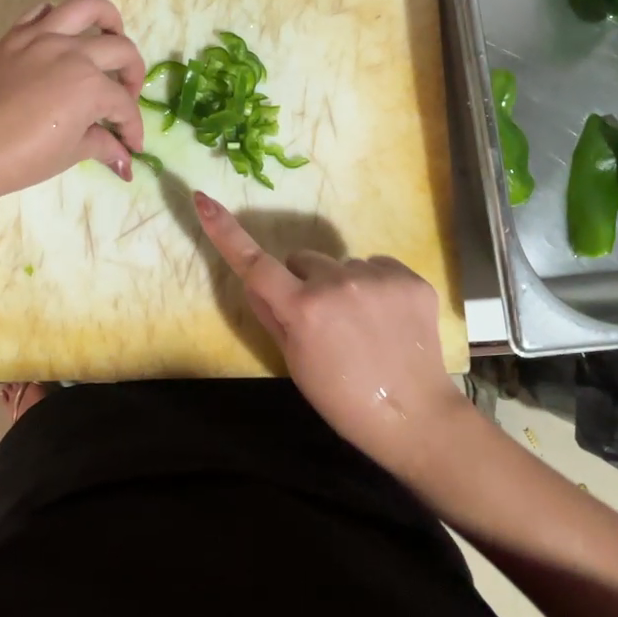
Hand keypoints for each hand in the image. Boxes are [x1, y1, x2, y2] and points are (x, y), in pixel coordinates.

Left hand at [0, 0, 146, 223]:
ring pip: (86, 7)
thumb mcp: (69, 154)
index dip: (133, 128)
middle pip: (120, 50)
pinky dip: (59, 17)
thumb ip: (102, 145)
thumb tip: (125, 160)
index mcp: (90, 85)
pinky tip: (64, 36)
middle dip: (134, 75)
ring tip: (112, 35)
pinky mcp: (14, 36)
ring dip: (108, 18)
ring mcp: (40, 37)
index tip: (131, 147)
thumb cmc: (21, 160)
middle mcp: (71, 52)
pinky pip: (42, 10)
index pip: (124, 104)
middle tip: (127, 96)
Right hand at [194, 191, 467, 470]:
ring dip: (343, 284)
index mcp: (303, 309)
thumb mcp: (294, 361)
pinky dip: (375, 285)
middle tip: (323, 321)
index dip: (225, 231)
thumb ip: (271, 314)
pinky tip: (387, 319)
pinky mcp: (410, 279)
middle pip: (303, 260)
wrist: (414, 417)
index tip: (203, 199)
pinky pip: (377, 266)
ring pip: (342, 264)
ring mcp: (377, 278)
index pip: (254, 263)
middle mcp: (337, 283)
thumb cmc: (342, 398)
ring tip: (362, 326)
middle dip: (304, 281)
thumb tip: (255, 280)